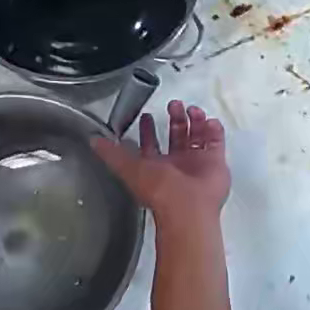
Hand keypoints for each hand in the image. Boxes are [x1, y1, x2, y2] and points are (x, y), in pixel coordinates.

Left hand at [92, 100, 230, 222]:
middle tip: (174, 104)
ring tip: (193, 109)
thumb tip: (93, 140)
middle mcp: (178, 163)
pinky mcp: (216, 161)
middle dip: (175, 118)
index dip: (148, 129)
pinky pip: (216, 142)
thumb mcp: (128, 169)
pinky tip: (209, 121)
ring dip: (195, 121)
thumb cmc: (158, 188)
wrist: (189, 205)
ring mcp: (198, 162)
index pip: (152, 144)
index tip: (147, 115)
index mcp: (157, 166)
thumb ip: (112, 154)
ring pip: (197, 136)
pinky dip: (214, 130)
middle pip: (177, 135)